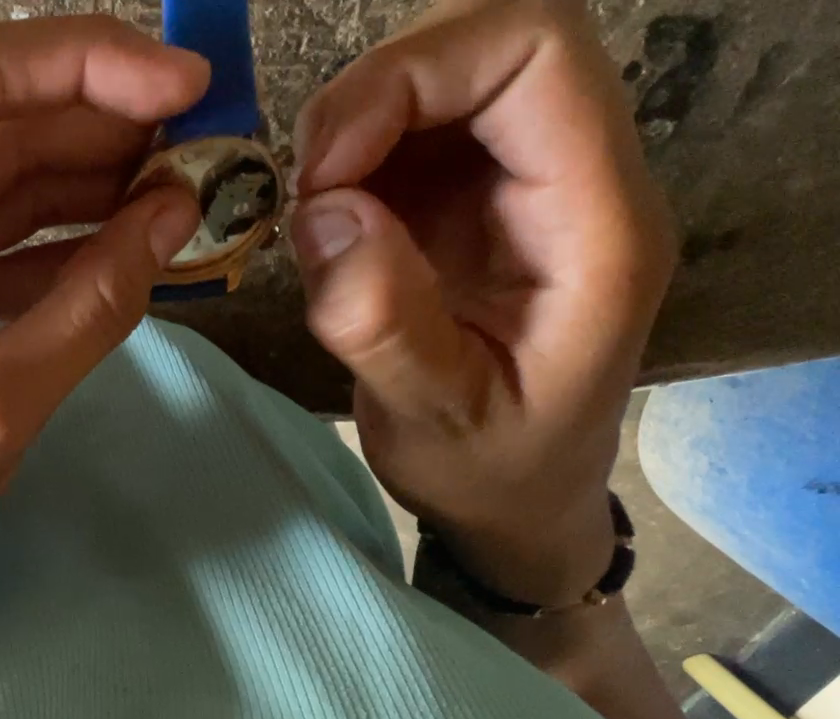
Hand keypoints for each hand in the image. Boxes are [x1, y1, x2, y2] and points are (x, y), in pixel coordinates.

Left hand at [0, 16, 206, 634]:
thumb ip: (91, 304)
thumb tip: (178, 212)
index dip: (68, 58)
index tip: (173, 83)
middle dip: (99, 120)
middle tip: (204, 136)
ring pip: (7, 180)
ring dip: (98, 176)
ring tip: (188, 186)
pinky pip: (11, 242)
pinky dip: (77, 238)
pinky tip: (143, 237)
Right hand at [291, 0, 675, 605]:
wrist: (514, 491)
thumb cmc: (489, 464)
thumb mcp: (436, 416)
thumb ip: (383, 322)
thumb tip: (324, 213)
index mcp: (594, 219)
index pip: (530, 55)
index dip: (409, 80)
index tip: (323, 174)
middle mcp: (567, 174)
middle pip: (484, 40)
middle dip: (371, 95)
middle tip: (306, 189)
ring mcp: (515, 181)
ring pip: (438, 76)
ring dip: (350, 129)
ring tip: (309, 219)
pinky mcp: (464, 200)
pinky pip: (403, 132)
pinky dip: (344, 159)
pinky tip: (322, 226)